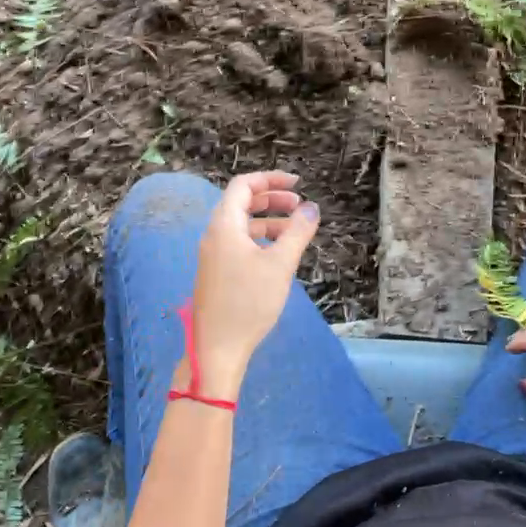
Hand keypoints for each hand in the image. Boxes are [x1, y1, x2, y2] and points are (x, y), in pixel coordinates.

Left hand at [188, 171, 319, 386]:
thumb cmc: (248, 302)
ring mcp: (214, 255)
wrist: (218, 347)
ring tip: (296, 232)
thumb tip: (312, 208)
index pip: (243, 185)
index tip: (298, 184)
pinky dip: (260, 240)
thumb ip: (297, 232)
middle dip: (272, 199)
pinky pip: (239, 243)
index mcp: (224, 225)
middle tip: (300, 206)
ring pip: (242, 225)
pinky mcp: (218, 272)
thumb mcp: (280, 265)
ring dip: (269, 221)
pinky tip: (279, 255)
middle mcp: (215, 235)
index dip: (270, 179)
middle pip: (241, 203)